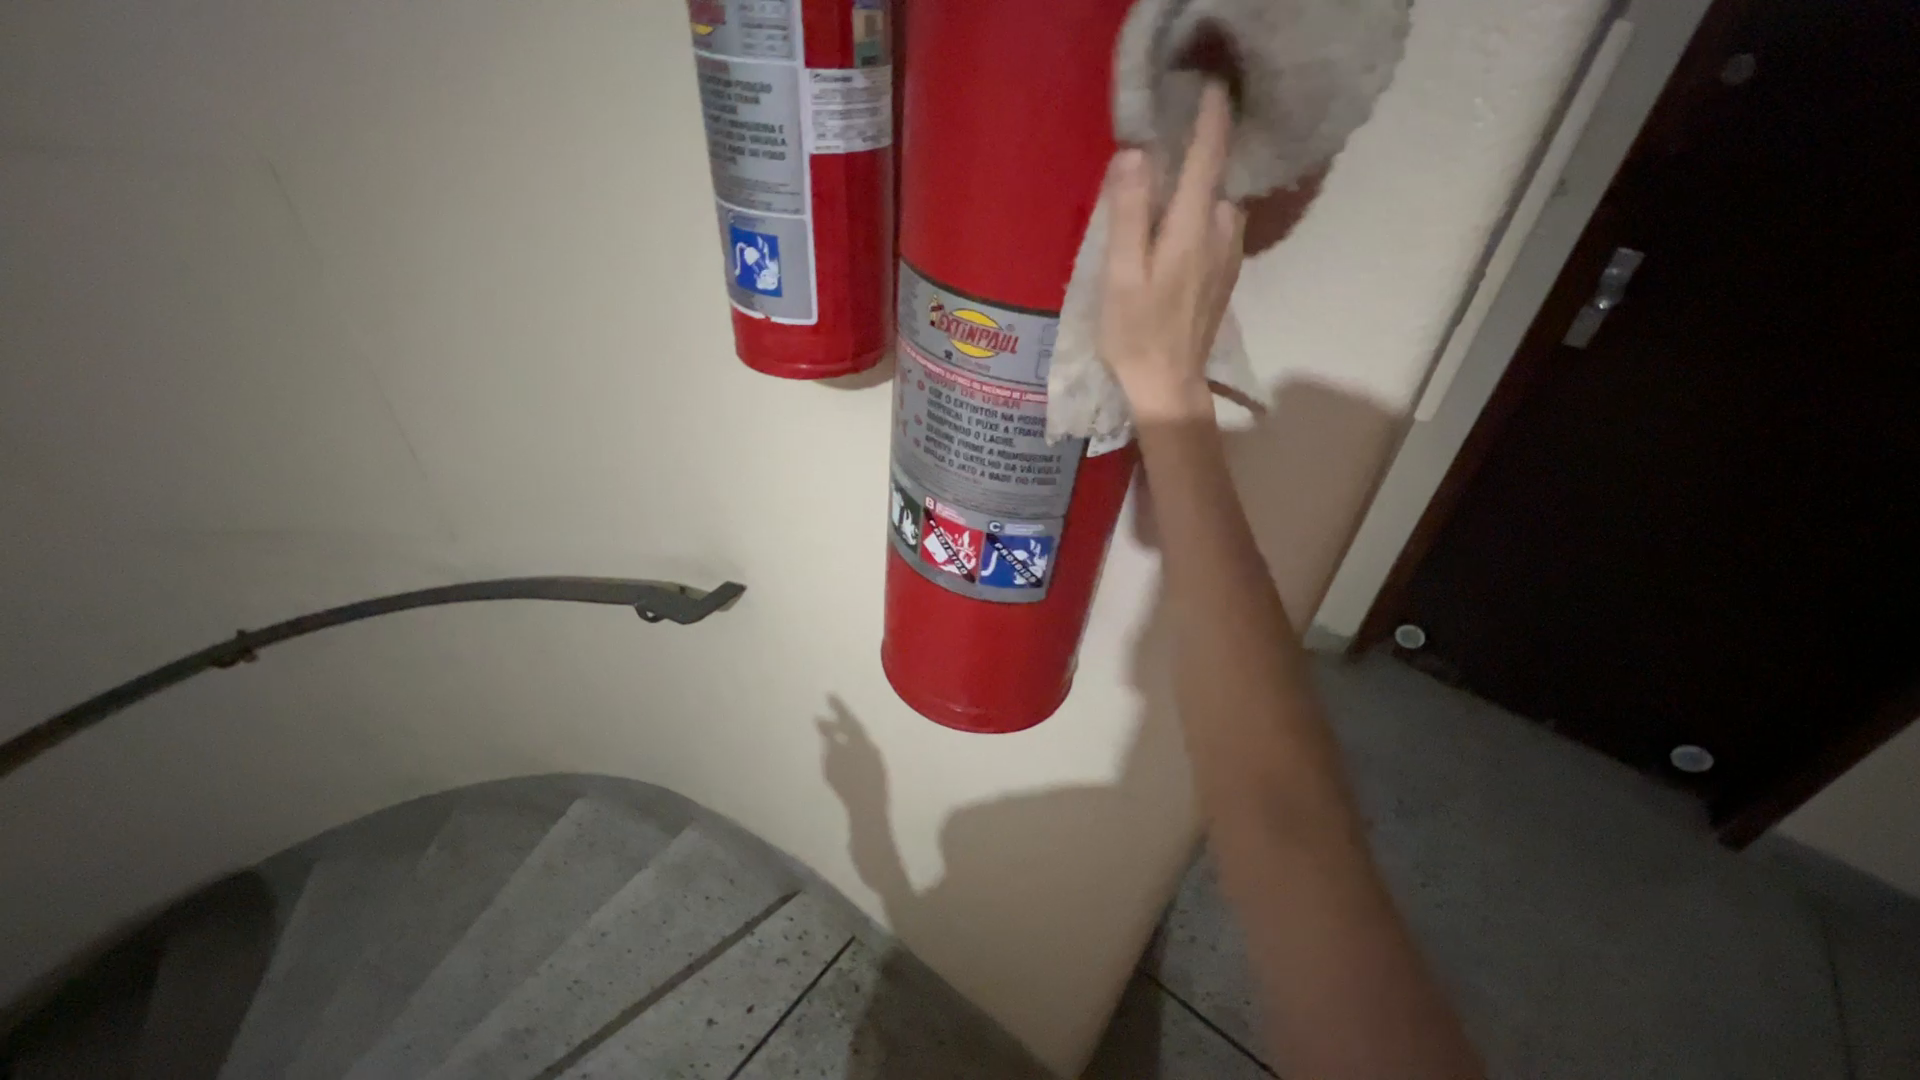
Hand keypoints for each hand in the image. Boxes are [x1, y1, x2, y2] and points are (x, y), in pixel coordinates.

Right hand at [1099, 82, 1245, 424]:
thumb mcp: (1121, 275)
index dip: (1210, 115)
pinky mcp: (1225, 273)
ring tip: (1161, 197)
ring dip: (1194, 192)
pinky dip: (1198, 216)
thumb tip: (1135, 154)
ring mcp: (1228, 254)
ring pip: (1213, 203)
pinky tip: (1174, 234)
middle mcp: (1220, 231)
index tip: (1206, 88)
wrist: (1169, 385)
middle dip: (1192, 159)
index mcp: (1192, 226)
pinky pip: (1215, 226)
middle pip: (1212, 177)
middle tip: (1156, 159)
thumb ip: (1128, 214)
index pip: (1209, 154)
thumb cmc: (1136, 333)